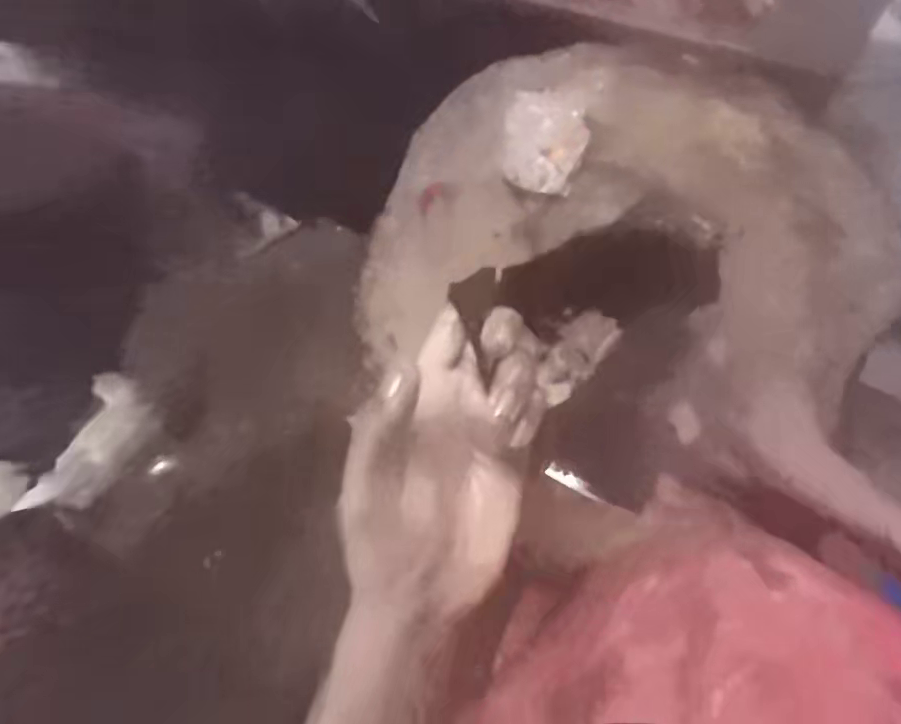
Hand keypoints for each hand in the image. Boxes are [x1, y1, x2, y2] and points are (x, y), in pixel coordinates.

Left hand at [338, 306, 529, 628]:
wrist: (422, 594)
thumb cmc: (380, 536)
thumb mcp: (364, 483)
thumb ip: (380, 426)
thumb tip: (405, 367)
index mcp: (421, 398)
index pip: (445, 338)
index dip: (463, 315)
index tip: (480, 305)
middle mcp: (460, 400)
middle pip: (491, 341)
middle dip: (504, 332)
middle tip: (503, 351)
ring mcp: (491, 425)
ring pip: (519, 369)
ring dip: (519, 373)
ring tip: (502, 414)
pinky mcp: (517, 453)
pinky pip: (536, 409)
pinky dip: (534, 405)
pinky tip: (516, 429)